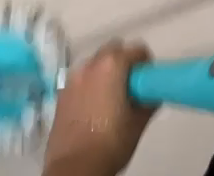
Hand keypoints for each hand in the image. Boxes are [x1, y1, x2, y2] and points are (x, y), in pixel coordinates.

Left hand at [44, 41, 156, 175]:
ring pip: (94, 64)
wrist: (74, 169)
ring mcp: (72, 79)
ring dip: (104, 72)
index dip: (145, 63)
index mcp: (112, 65)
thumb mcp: (139, 122)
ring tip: (110, 97)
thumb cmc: (111, 141)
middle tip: (130, 86)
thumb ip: (149, 101)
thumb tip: (152, 94)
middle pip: (112, 50)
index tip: (147, 80)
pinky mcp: (60, 95)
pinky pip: (80, 80)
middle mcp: (90, 65)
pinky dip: (89, 85)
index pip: (137, 49)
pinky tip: (93, 107)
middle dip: (123, 62)